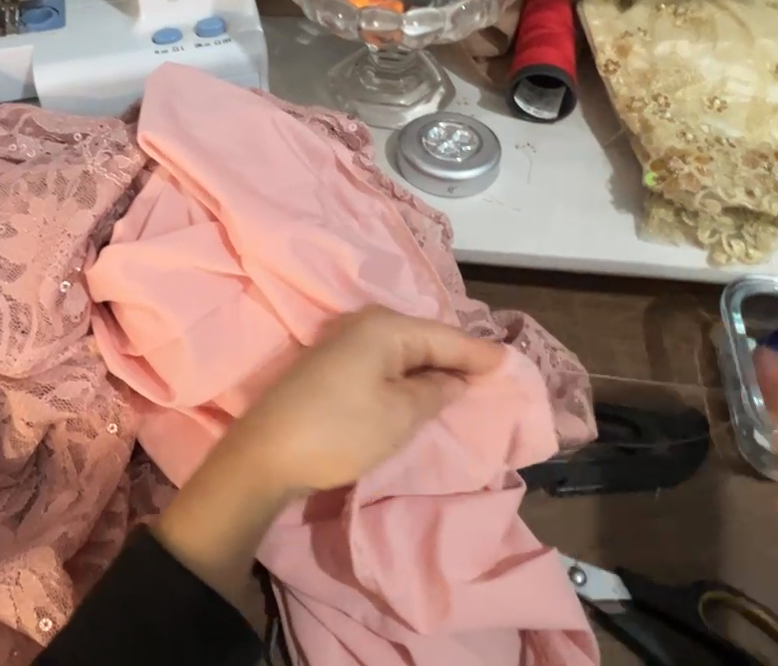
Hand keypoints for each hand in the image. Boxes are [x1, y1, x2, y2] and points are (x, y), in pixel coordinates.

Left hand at [154, 307, 504, 597]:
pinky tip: (423, 386)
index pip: (446, 337)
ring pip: (404, 349)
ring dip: (432, 364)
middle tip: (494, 371)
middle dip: (457, 355)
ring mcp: (345, 341)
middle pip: (425, 337)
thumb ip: (434, 390)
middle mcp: (365, 323)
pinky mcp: (333, 364)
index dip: (479, 353)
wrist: (266, 453)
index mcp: (386, 327)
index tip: (512, 362)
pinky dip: (408, 372)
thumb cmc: (340, 430)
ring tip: (466, 380)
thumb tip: (453, 377)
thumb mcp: (399, 415)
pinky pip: (385, 360)